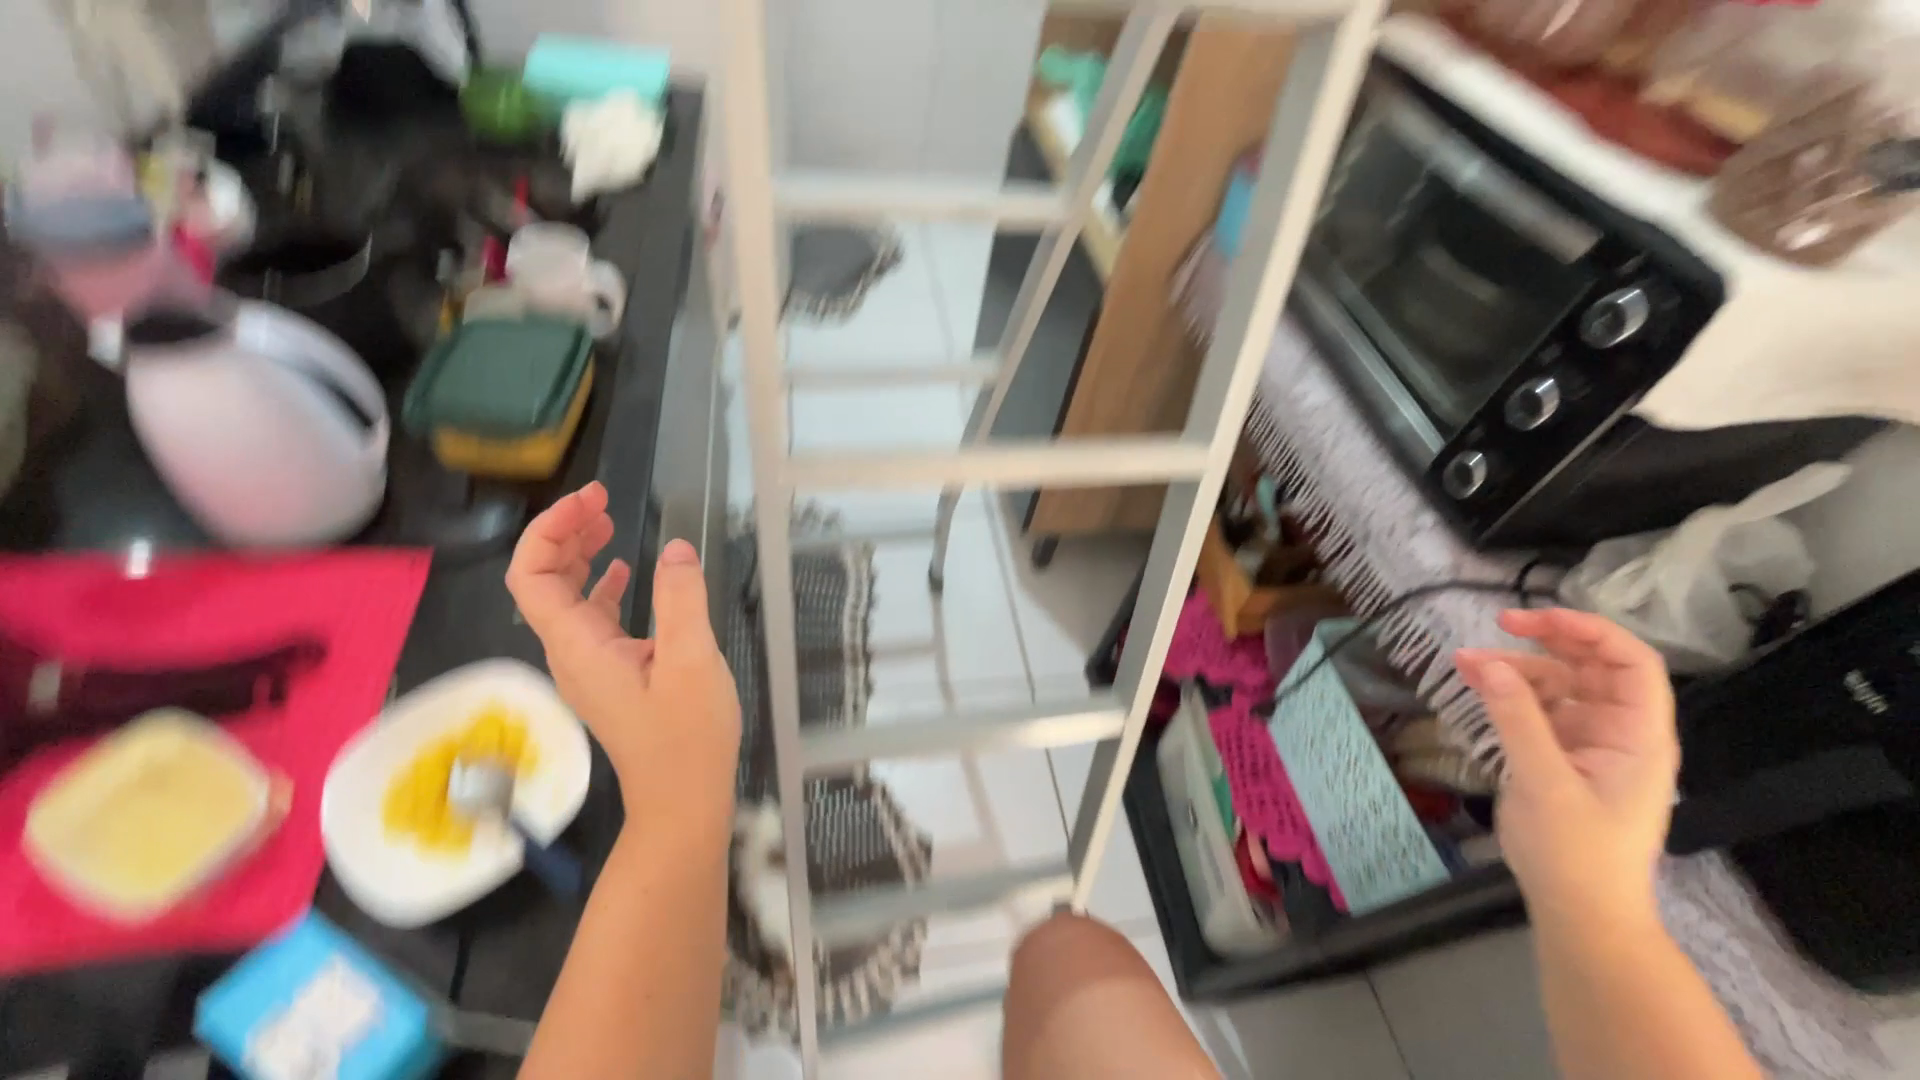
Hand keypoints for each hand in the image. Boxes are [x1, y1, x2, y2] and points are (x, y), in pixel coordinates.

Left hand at [505, 482, 741, 821]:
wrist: (682, 798)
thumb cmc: (686, 735)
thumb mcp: (692, 660)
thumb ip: (681, 599)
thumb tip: (675, 548)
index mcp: (578, 645)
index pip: (532, 575)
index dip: (551, 530)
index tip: (595, 501)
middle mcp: (571, 652)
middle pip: (543, 580)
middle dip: (565, 533)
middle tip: (605, 500)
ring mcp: (589, 665)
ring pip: (566, 598)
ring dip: (581, 555)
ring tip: (611, 522)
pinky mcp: (611, 674)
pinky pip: (592, 618)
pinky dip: (602, 586)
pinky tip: (627, 572)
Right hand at [1455, 609, 1678, 931]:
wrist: (1579, 910)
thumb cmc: (1577, 851)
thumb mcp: (1544, 783)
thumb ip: (1518, 719)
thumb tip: (1489, 663)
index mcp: (1639, 736)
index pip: (1631, 664)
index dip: (1589, 631)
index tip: (1534, 620)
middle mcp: (1618, 731)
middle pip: (1592, 666)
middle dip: (1548, 640)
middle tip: (1500, 623)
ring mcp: (1586, 743)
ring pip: (1556, 685)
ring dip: (1515, 668)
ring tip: (1466, 662)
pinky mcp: (1557, 757)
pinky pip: (1534, 711)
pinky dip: (1506, 694)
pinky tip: (1474, 682)